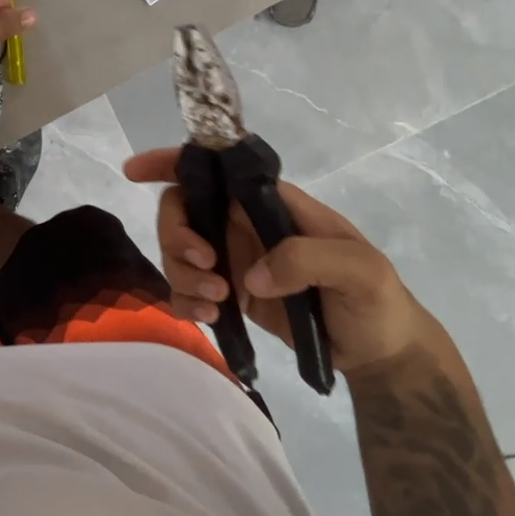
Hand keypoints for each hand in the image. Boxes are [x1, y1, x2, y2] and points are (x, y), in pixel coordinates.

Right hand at [123, 148, 445, 375]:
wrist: (379, 353)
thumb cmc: (376, 301)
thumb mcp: (360, 270)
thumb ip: (307, 259)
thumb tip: (249, 275)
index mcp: (270, 203)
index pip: (215, 168)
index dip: (171, 162)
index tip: (135, 171)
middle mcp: (242, 224)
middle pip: (181, 210)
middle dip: (178, 236)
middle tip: (207, 265)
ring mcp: (233, 259)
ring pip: (177, 252)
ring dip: (183, 274)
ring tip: (219, 304)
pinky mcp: (228, 295)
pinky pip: (185, 289)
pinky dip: (185, 302)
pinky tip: (210, 319)